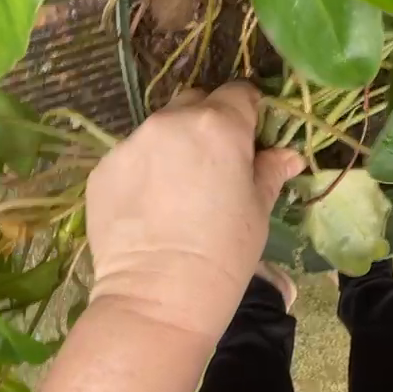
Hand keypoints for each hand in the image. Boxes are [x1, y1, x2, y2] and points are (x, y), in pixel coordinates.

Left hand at [85, 84, 304, 337]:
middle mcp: (170, 121)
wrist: (159, 297)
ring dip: (173, 150)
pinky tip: (151, 212)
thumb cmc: (224, 255)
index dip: (249, 115)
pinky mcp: (103, 169)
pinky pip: (131, 159)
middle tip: (215, 170)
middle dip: (208, 127)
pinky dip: (144, 174)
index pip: (239, 94)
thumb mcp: (257, 213)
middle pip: (196, 104)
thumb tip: (288, 155)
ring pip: (160, 131)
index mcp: (218, 126)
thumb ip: (269, 172)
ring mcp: (130, 143)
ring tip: (179, 197)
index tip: (251, 142)